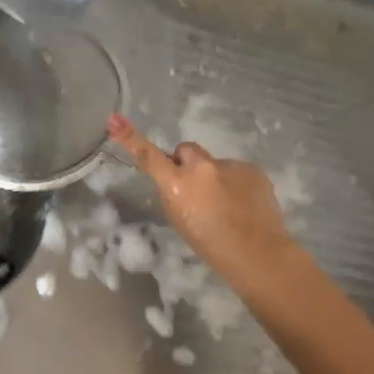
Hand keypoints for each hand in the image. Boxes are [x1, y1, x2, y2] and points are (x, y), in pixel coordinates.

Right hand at [108, 114, 295, 281]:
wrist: (258, 254)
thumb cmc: (211, 245)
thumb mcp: (179, 221)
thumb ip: (173, 194)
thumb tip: (175, 179)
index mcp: (178, 185)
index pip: (149, 156)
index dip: (130, 138)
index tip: (114, 120)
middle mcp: (201, 168)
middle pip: (185, 150)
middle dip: (186, 163)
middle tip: (195, 188)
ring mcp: (229, 165)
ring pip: (213, 164)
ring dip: (214, 177)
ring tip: (227, 205)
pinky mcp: (252, 168)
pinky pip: (236, 171)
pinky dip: (236, 184)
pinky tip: (244, 204)